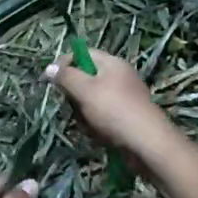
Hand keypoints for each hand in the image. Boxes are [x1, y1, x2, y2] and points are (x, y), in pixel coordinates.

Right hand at [46, 48, 176, 155]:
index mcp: (112, 63)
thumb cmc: (114, 110)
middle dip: (74, 92)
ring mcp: (124, 96)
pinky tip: (96, 132)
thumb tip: (49, 67)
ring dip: (83, 111)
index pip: (82, 53)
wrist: (147, 143)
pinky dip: (95, 122)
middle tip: (71, 104)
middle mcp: (119, 76)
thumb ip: (65, 76)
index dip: (64, 63)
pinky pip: (102, 114)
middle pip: (86, 77)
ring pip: (92, 98)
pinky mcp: (126, 115)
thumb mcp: (84, 90)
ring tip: (86, 123)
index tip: (49, 80)